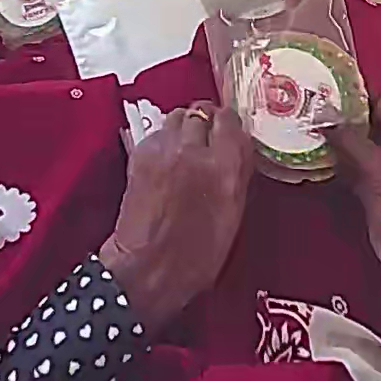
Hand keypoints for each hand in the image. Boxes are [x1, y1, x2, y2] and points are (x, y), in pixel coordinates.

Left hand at [100, 102, 252, 330]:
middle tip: (205, 136)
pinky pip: (158, 132)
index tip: (227, 129)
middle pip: (202, 111)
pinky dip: (165, 139)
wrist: (148, 268)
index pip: (229, 119)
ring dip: (184, 126)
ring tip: (185, 144)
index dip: (228, 123)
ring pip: (178, 115)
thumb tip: (238, 145)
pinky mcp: (142, 153)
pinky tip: (166, 157)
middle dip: (205, 121)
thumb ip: (238, 171)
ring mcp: (165, 149)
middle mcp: (194, 150)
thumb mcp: (234, 212)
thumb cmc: (198, 253)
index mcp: (224, 166)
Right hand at [323, 99, 380, 357]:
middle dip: (336, 114)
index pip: (378, 100)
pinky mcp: (373, 191)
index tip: (319, 83)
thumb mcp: (379, 169)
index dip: (351, 90)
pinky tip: (309, 154)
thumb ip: (350, 139)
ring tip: (298, 123)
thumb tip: (322, 114)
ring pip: (355, 145)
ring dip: (332, 138)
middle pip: (364, 121)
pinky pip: (350, 167)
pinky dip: (333, 161)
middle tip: (301, 103)